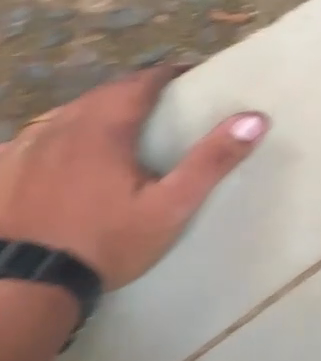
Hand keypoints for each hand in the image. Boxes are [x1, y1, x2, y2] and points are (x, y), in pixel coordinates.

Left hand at [0, 68, 268, 288]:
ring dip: (96, 108)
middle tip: (164, 97)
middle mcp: (58, 134)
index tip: (189, 74)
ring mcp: (24, 154)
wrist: (25, 286)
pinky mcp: (5, 174)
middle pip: (98, 96)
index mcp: (101, 134)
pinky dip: (60, 131)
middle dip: (132, 90)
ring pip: (64, 114)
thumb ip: (212, 160)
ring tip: (120, 119)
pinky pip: (34, 137)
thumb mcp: (173, 205)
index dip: (163, 75)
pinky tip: (66, 146)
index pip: (134, 87)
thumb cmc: (108, 242)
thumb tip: (254, 117)